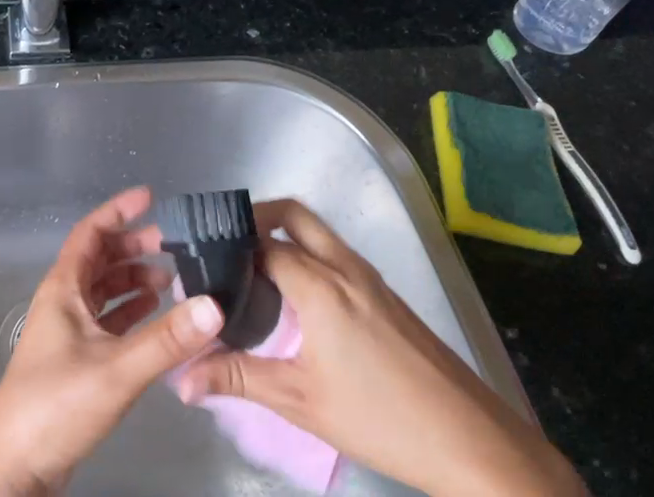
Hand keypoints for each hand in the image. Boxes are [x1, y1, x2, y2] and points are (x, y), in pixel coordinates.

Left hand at [0, 186, 223, 495]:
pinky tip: (157, 316)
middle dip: (135, 247)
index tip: (151, 197)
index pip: (90, 233)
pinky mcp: (76, 361)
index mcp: (63, 289)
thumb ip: (166, 339)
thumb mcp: (116, 368)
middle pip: (100, 260)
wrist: (15, 465)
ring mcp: (67, 332)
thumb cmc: (55, 404)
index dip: (118, 211)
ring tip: (174, 279)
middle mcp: (63, 302)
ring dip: (135, 281)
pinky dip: (132, 313)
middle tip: (176, 244)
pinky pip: (107, 322)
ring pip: (104, 291)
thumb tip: (215, 304)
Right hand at [174, 200, 585, 496]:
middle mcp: (345, 267)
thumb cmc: (380, 418)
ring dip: (285, 234)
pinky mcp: (387, 295)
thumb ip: (238, 378)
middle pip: (294, 214)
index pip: (261, 244)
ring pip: (319, 232)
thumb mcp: (300, 401)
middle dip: (256, 217)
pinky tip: (299, 296)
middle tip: (226, 244)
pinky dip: (309, 253)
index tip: (201, 263)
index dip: (227, 248)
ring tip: (254, 268)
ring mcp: (371, 278)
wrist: (470, 439)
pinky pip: (338, 254)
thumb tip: (182, 378)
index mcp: (320, 285)